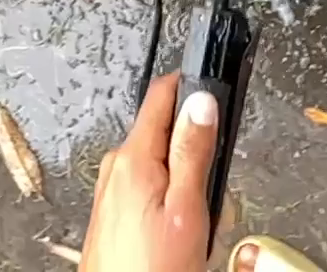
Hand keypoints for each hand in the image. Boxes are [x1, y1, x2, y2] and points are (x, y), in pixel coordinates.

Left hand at [80, 74, 220, 271]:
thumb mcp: (186, 211)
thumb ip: (193, 151)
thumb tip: (202, 100)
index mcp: (132, 157)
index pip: (163, 93)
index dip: (192, 89)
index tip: (215, 97)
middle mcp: (116, 167)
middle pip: (165, 131)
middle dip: (194, 153)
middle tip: (209, 194)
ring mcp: (111, 190)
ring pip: (160, 164)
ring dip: (184, 185)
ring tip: (194, 227)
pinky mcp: (112, 213)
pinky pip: (148, 189)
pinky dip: (168, 204)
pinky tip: (177, 237)